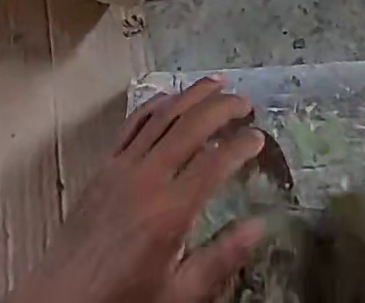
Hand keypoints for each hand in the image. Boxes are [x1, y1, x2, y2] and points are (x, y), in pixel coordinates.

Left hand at [3, 77, 267, 302]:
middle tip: (246, 102)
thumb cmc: (124, 299)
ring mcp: (123, 166)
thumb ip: (220, 259)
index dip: (242, 146)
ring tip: (218, 82)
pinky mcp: (105, 165)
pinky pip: (133, 124)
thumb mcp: (178, 294)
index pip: (216, 163)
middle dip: (223, 108)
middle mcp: (148, 178)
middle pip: (192, 126)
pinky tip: (172, 97)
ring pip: (164, 115)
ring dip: (193, 94)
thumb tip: (259, 225)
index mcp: (170, 211)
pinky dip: (156, 104)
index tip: (259, 138)